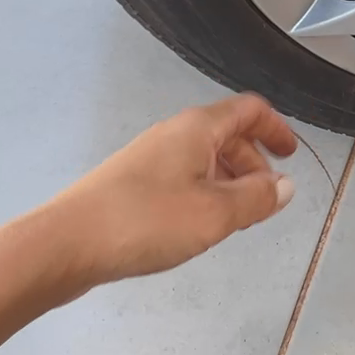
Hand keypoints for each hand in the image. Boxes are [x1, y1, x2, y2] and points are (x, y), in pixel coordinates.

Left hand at [38, 94, 299, 287]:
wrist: (62, 245)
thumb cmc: (146, 220)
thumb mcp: (215, 214)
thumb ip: (257, 198)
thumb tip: (286, 185)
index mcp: (199, 127)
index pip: (250, 109)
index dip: (276, 128)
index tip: (291, 155)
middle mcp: (176, 132)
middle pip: (228, 133)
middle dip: (254, 161)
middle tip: (266, 196)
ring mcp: (150, 156)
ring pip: (205, 157)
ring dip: (230, 179)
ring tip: (236, 217)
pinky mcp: (131, 182)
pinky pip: (183, 174)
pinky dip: (204, 190)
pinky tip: (198, 224)